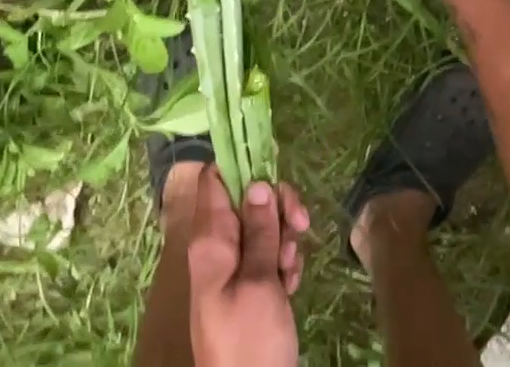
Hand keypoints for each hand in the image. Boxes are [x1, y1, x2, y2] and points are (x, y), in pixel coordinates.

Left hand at [187, 170, 308, 366]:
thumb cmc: (251, 341)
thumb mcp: (260, 284)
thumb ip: (260, 232)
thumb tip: (256, 182)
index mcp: (210, 239)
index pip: (216, 179)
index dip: (244, 168)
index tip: (276, 174)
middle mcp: (217, 246)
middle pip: (247, 200)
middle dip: (277, 208)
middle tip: (299, 227)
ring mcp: (232, 268)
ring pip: (262, 228)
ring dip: (284, 240)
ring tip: (290, 270)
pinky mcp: (248, 287)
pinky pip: (267, 257)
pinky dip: (283, 264)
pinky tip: (291, 284)